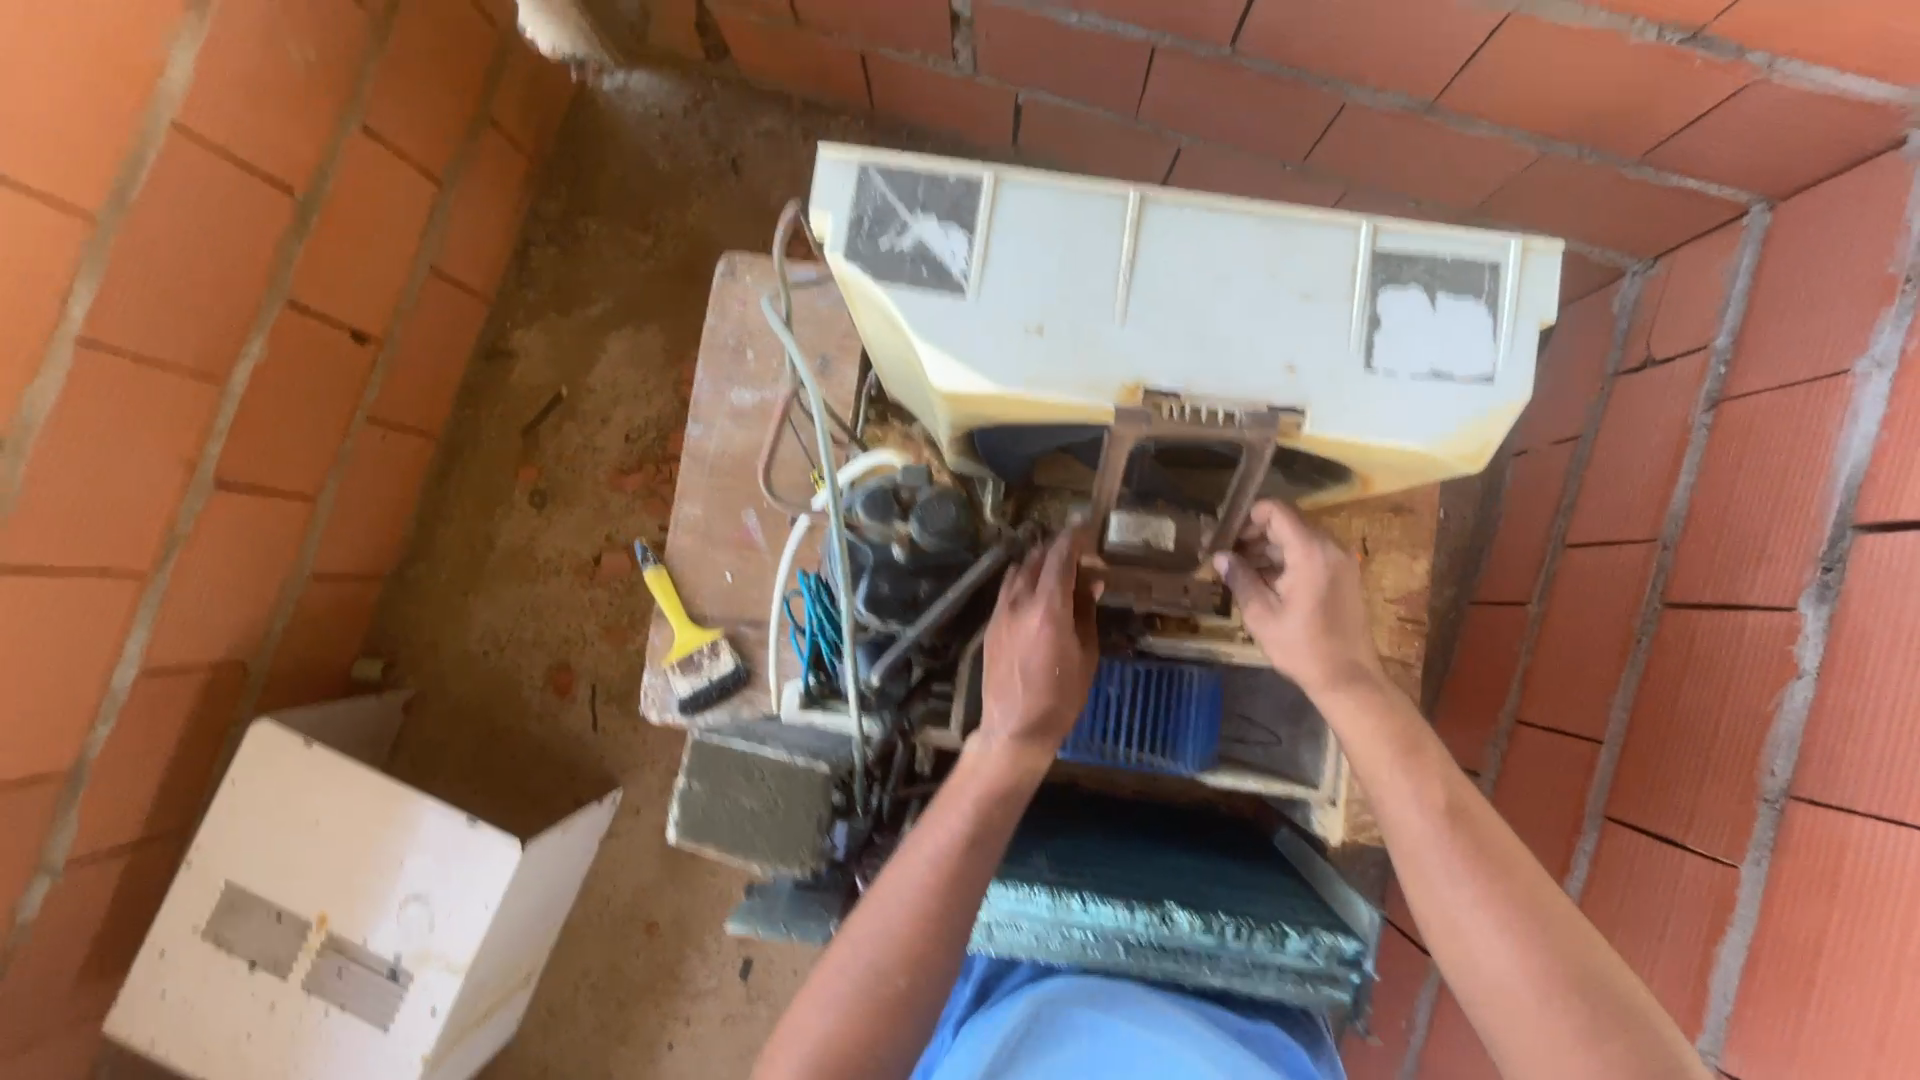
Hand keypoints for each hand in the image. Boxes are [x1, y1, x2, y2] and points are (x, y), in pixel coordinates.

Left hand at [977, 528, 1097, 765]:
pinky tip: (1036, 592)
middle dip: (1056, 548)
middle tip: (1077, 549)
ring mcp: (1000, 613)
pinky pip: (1007, 590)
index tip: (1086, 526)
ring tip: (1057, 568)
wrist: (1015, 726)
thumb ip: (1086, 612)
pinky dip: (1023, 581)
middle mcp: (1019, 602)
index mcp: (1048, 609)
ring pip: (1017, 571)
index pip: (1060, 557)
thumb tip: (1091, 581)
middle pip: (1036, 558)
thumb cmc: (1061, 697)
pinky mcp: (990, 625)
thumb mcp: (1085, 654)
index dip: (1074, 537)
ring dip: (1037, 562)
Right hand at [1214, 500, 1386, 699]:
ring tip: (1243, 573)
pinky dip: (1288, 561)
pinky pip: (1312, 555)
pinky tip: (1267, 585)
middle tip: (1230, 558)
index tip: (1228, 538)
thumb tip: (1220, 557)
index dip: (1248, 518)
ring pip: (1299, 539)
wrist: (1348, 677)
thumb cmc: (1301, 647)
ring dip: (1270, 550)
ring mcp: (1341, 562)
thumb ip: (1240, 579)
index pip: (1277, 511)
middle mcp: (1330, 548)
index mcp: (1310, 552)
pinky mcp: (1345, 576)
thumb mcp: (1261, 614)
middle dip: (1256, 536)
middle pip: (1288, 524)